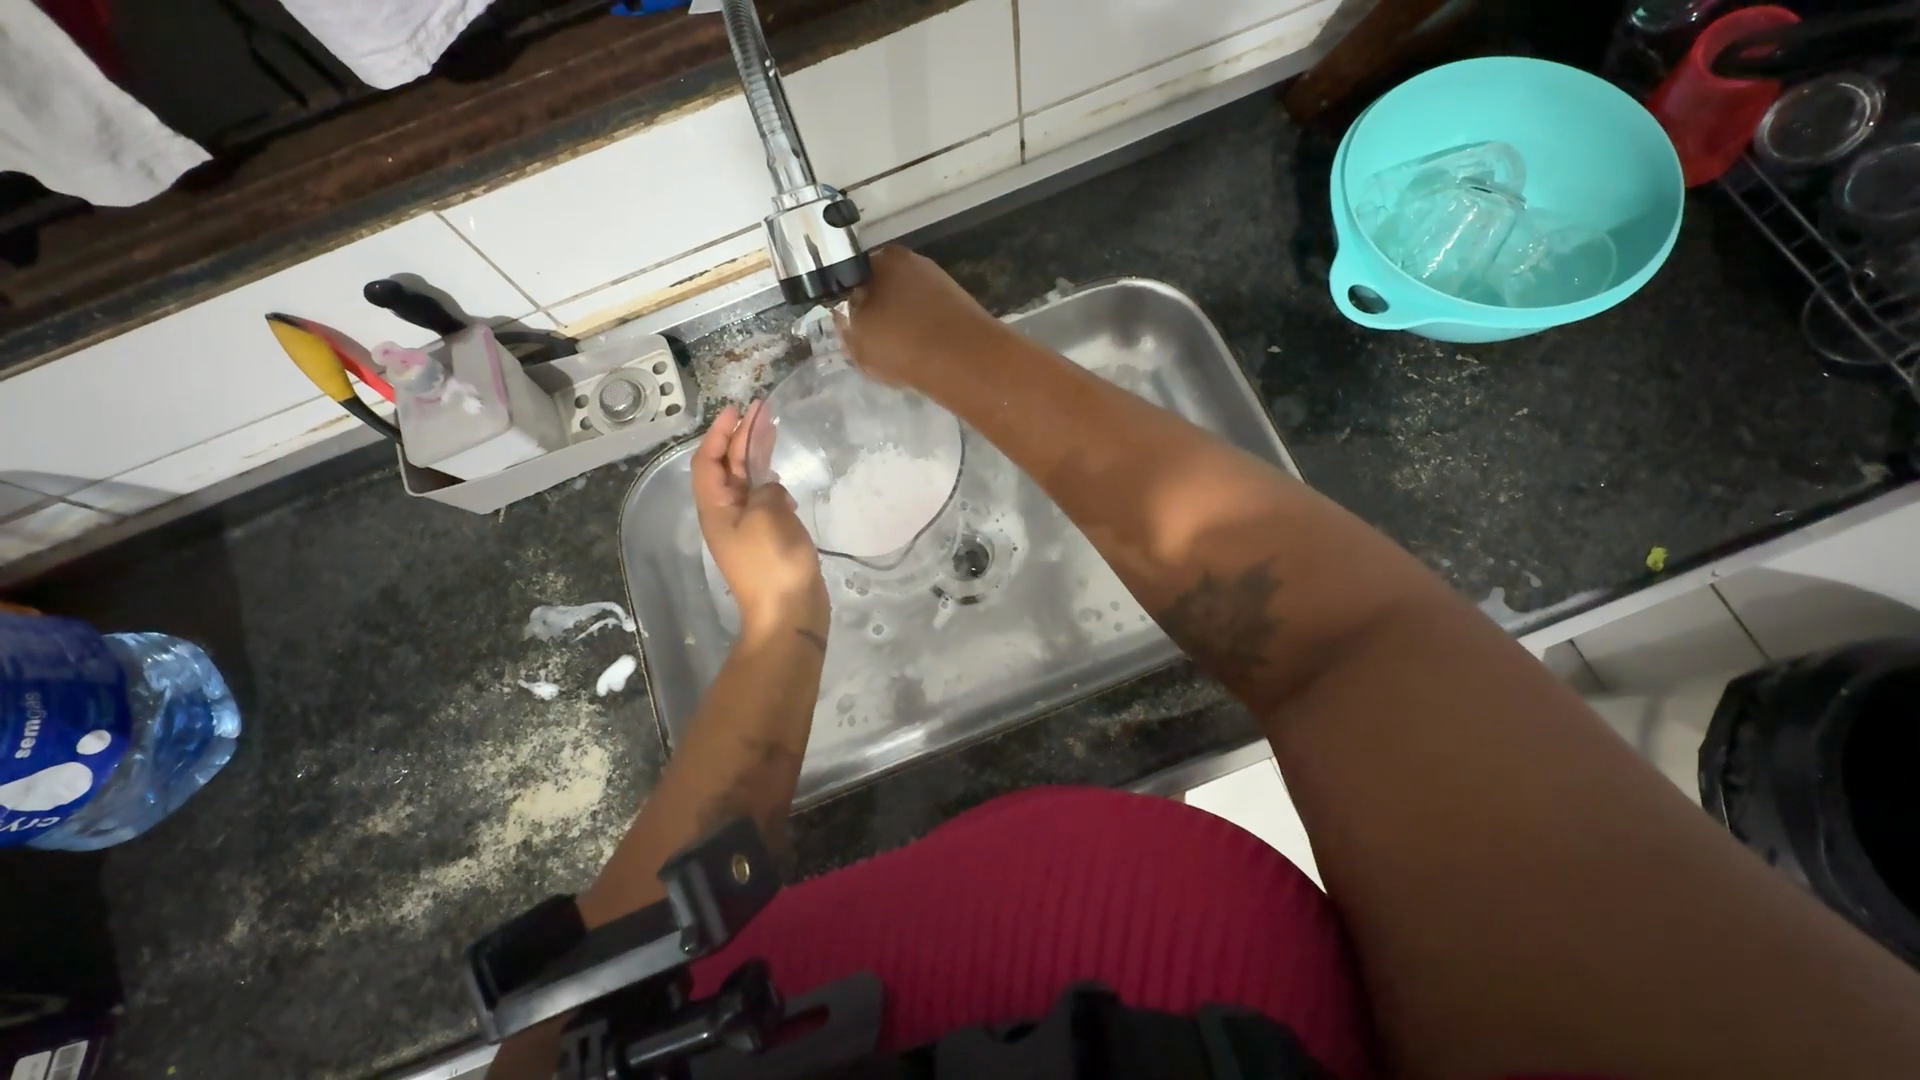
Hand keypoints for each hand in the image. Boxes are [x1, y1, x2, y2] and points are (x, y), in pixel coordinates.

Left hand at [692, 402, 828, 639]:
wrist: (788, 613)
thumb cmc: (772, 563)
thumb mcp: (768, 515)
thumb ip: (766, 490)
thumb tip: (770, 488)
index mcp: (715, 508)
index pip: (707, 461)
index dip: (718, 433)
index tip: (735, 409)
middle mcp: (726, 515)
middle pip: (727, 468)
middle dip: (740, 437)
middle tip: (760, 410)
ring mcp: (746, 529)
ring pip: (746, 483)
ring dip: (756, 456)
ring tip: (772, 432)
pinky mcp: (767, 540)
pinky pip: (763, 502)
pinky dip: (770, 484)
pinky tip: (782, 481)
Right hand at [839, 247, 1011, 386]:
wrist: (963, 359)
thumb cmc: (901, 346)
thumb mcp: (859, 346)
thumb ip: (846, 331)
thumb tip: (845, 321)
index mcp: (878, 260)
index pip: (852, 279)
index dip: (849, 305)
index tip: (853, 328)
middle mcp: (907, 259)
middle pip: (882, 286)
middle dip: (878, 309)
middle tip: (877, 341)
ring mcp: (936, 276)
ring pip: (907, 299)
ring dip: (903, 318)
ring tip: (902, 349)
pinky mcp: (958, 297)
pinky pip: (929, 311)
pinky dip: (924, 325)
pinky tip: (924, 348)